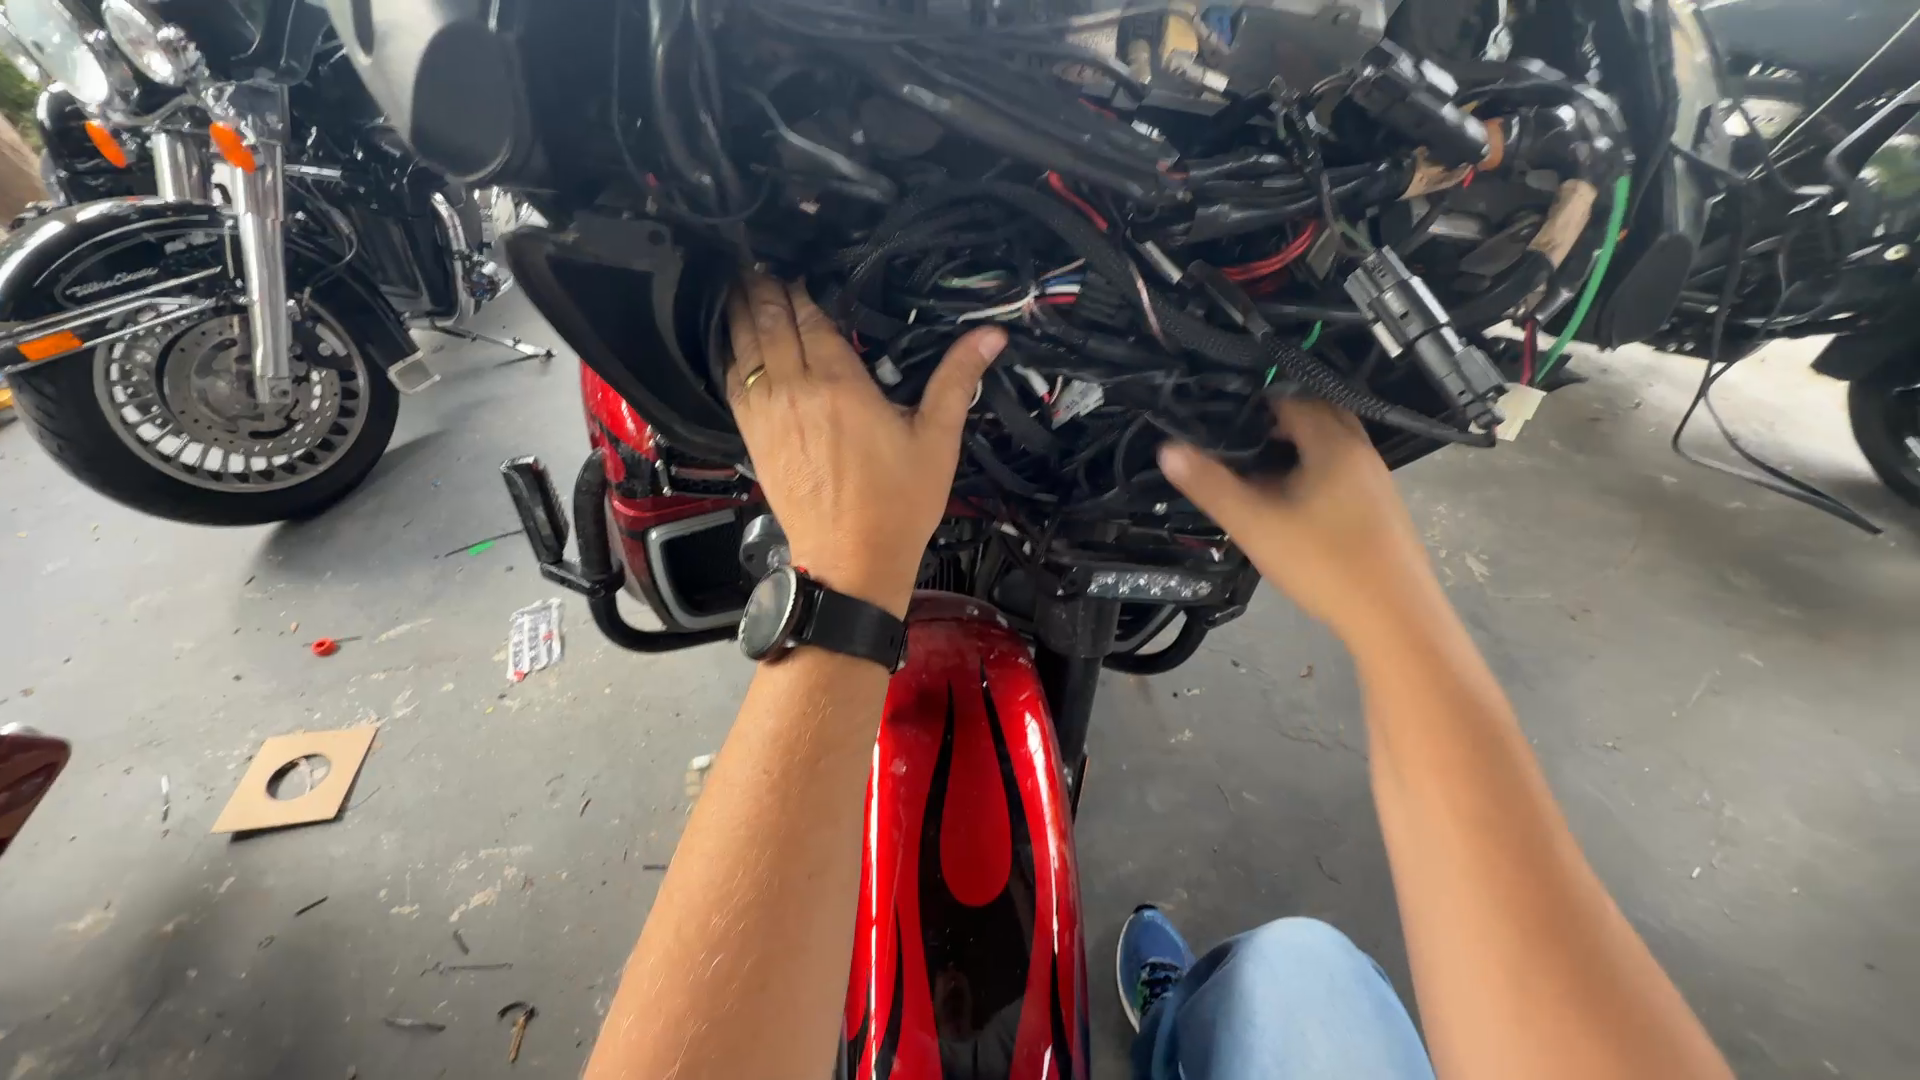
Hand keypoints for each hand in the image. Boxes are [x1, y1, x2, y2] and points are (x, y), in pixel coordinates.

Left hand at [726, 272, 1005, 617]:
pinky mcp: (752, 439)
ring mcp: (766, 415)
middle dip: (762, 285)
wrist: (852, 562)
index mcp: (839, 385)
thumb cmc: (897, 505)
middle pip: (767, 319)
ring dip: (738, 311)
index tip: (799, 261)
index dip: (801, 284)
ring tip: (738, 282)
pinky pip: (731, 382)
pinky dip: (729, 354)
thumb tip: (990, 337)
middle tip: (760, 257)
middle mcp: (794, 391)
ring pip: (740, 346)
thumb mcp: (936, 440)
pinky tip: (731, 341)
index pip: (810, 314)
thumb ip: (956, 380)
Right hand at [1157, 398, 1442, 639]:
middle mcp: (1361, 453)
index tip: (1223, 416)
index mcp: (1333, 445)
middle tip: (1239, 440)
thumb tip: (1168, 450)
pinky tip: (1293, 503)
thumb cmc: (1322, 563)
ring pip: (1333, 446)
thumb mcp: (1255, 525)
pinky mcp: (1382, 509)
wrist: (1394, 618)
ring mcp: (1377, 481)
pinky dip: (1315, 471)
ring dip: (1298, 448)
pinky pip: (1343, 472)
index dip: (1256, 402)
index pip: (1293, 399)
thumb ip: (1211, 485)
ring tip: (1259, 470)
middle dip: (1279, 421)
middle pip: (1319, 416)